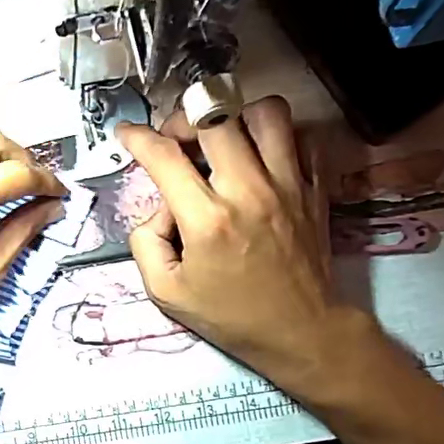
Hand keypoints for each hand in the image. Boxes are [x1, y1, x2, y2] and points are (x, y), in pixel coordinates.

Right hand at [118, 96, 377, 393]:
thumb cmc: (233, 316)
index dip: (138, 137)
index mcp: (208, 220)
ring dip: (238, 116)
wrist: (300, 331)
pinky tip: (263, 157)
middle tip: (179, 141)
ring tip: (225, 139)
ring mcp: (288, 185)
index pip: (164, 156)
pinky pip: (303, 137)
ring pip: (266, 112)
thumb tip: (158, 208)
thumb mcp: (168, 293)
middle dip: (184, 119)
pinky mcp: (315, 189)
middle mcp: (249, 191)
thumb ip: (145, 244)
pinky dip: (280, 137)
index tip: (129, 135)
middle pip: (214, 116)